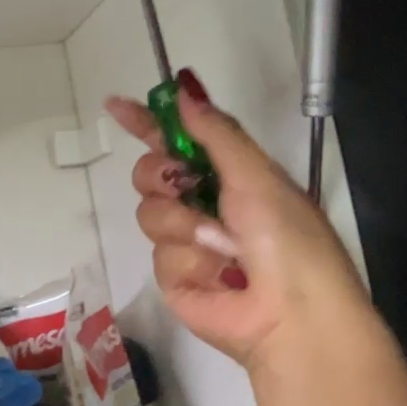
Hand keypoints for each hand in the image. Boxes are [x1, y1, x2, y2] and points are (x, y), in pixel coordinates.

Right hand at [105, 69, 370, 368]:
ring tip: (219, 245)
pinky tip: (216, 275)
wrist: (290, 315)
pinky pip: (160, 254)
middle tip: (182, 184)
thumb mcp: (257, 175)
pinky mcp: (174, 278)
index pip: (179, 140)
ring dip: (183, 224)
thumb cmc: (286, 239)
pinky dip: (189, 261)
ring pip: (151, 213)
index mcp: (231, 176)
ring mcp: (187, 242)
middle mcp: (205, 205)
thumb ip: (216, 133)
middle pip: (151, 174)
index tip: (116, 107)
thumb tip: (182, 90)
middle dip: (159, 175)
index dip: (148, 123)